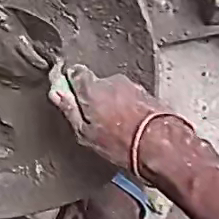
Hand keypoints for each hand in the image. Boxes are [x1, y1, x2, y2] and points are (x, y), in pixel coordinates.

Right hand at [46, 62, 188, 167]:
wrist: (162, 146)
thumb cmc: (122, 142)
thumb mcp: (85, 132)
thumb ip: (69, 109)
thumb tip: (56, 93)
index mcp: (91, 89)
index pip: (74, 72)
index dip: (70, 83)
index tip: (67, 95)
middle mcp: (112, 82)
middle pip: (95, 83)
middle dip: (92, 98)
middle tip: (92, 120)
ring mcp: (132, 86)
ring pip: (113, 91)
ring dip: (111, 104)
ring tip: (113, 127)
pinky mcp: (147, 94)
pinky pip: (129, 98)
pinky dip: (127, 108)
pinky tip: (128, 126)